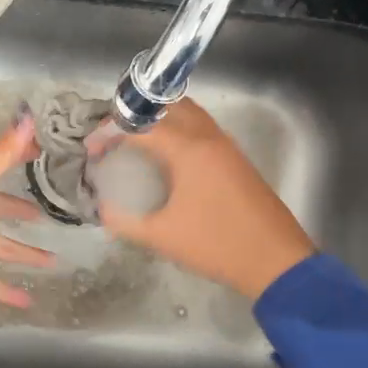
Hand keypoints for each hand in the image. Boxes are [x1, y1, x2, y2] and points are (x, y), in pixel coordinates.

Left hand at [0, 117, 53, 307]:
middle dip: (19, 212)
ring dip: (24, 255)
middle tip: (44, 216)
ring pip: (1, 248)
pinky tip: (29, 301)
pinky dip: (6, 292)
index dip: (18, 161)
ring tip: (52, 262)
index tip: (42, 155)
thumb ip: (2, 153)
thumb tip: (29, 117)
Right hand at [95, 99, 314, 298]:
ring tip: (135, 142)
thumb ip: (125, 220)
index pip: (140, 126)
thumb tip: (101, 209)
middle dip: (135, 115)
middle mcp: (208, 138)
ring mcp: (226, 146)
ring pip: (188, 114)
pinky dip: (178, 131)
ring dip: (159, 120)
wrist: (276, 262)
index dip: (110, 133)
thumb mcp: (162, 236)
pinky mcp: (236, 159)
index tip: (91, 150)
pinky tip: (165, 158)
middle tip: (113, 136)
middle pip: (166, 105)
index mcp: (188, 150)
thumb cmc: (216, 246)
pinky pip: (201, 129)